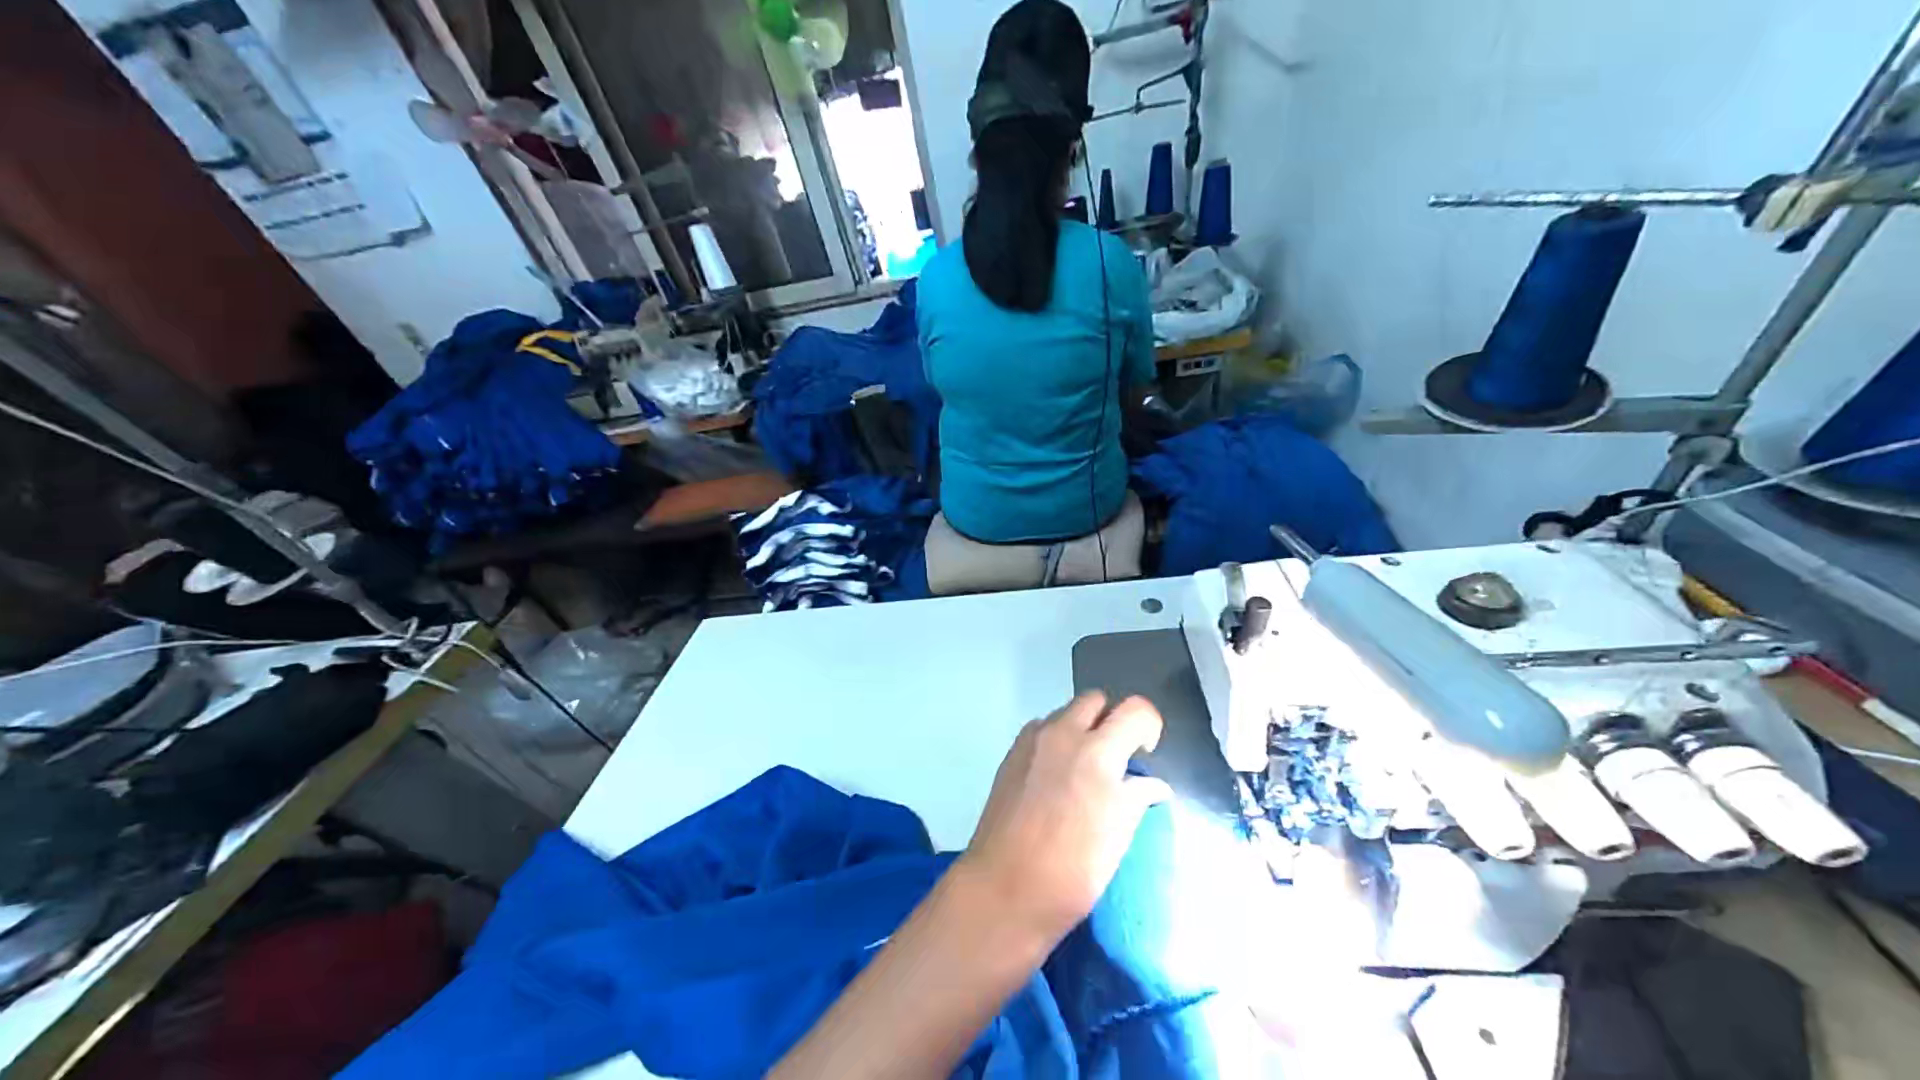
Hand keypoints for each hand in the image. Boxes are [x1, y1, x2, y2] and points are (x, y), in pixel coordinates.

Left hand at [958, 692, 1173, 939]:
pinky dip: (1056, 741)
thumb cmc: (1072, 870)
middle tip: (1117, 758)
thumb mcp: (1119, 836)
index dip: (1148, 727)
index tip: (1145, 755)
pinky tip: (1057, 777)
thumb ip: (1137, 797)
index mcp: (1098, 752)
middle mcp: (1063, 734)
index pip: (1136, 710)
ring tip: (1085, 771)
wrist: (1005, 888)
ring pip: (1065, 712)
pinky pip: (1041, 730)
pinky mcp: (1011, 754)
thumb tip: (1152, 784)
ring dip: (1082, 729)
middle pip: (1096, 700)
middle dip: (1112, 720)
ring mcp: (1032, 741)